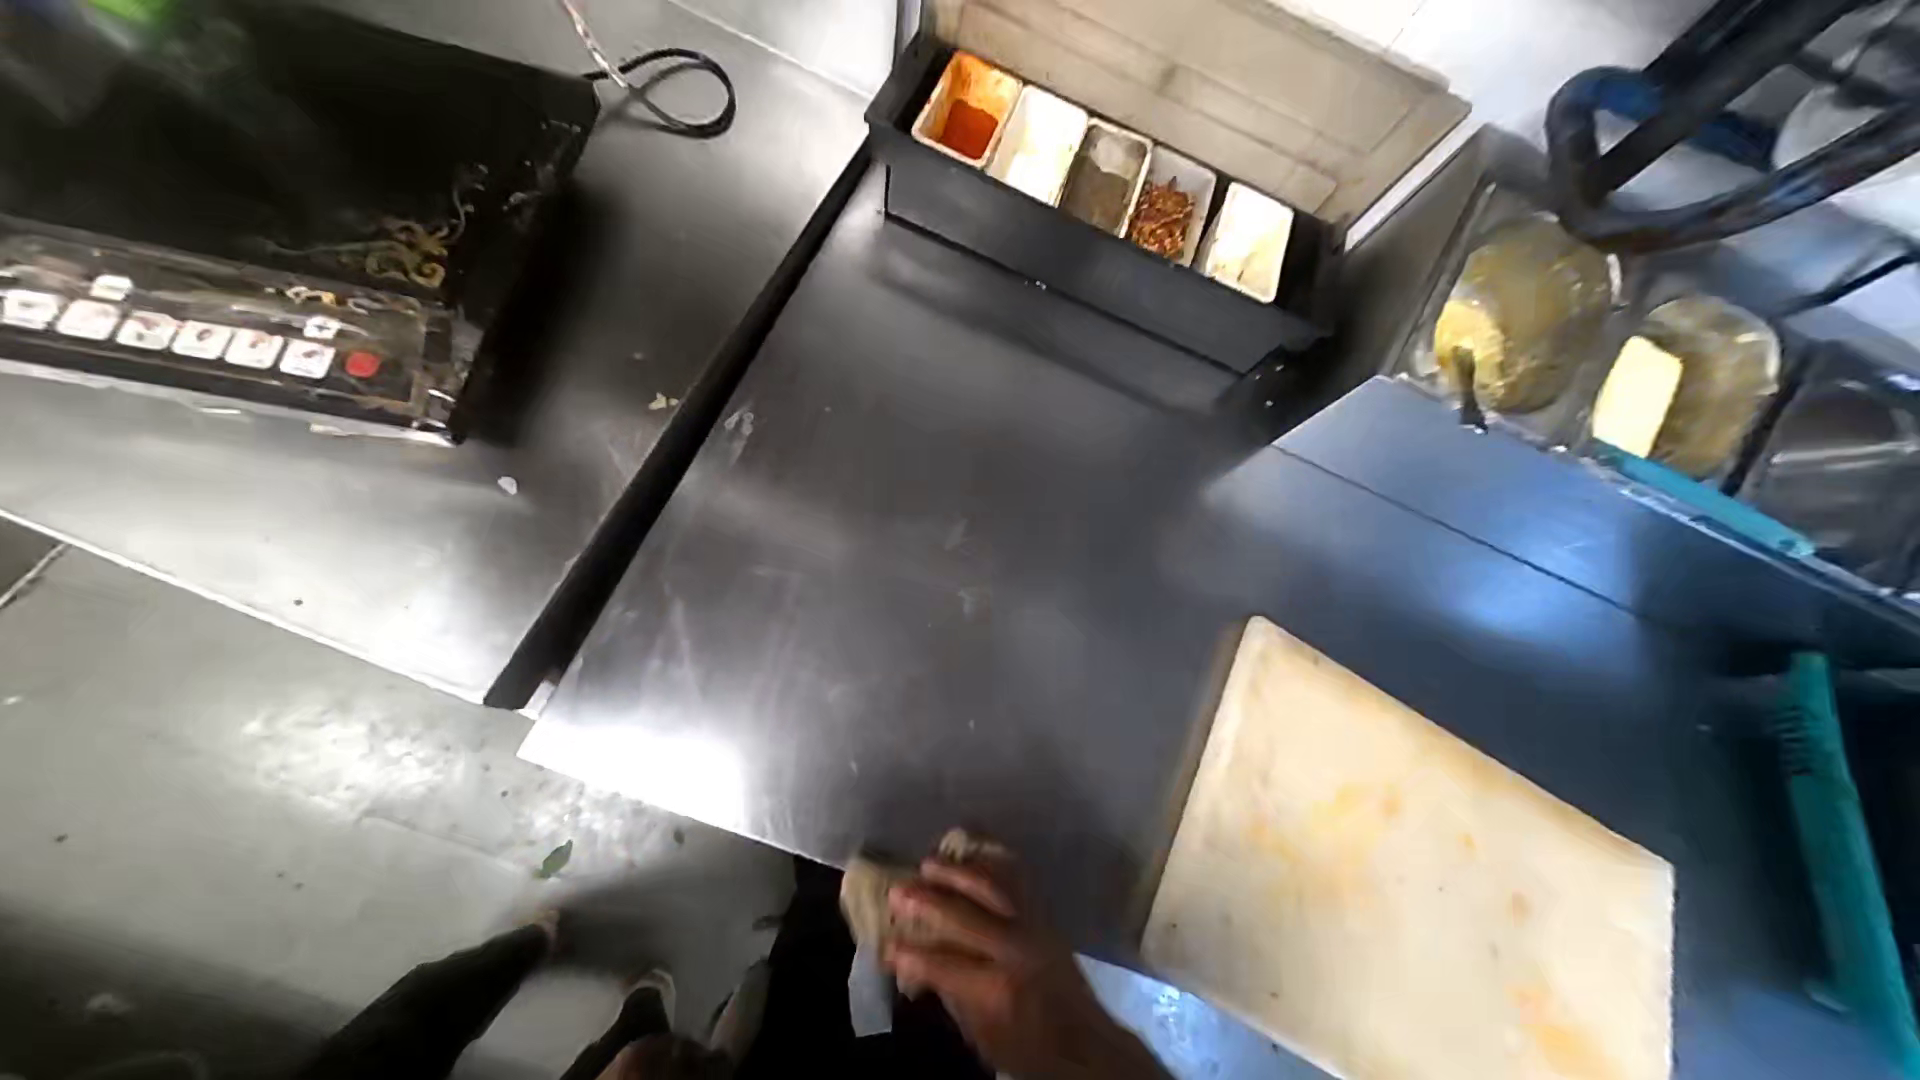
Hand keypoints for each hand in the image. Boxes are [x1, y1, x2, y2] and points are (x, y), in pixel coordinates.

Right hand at [883, 849, 1169, 1079]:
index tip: (886, 945)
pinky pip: (1016, 877)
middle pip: (963, 915)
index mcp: (995, 989)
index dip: (909, 954)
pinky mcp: (1044, 913)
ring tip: (928, 862)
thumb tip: (916, 964)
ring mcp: (1032, 925)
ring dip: (955, 871)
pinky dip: (990, 862)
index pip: (941, 964)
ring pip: (990, 885)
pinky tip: (971, 852)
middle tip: (897, 889)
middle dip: (926, 900)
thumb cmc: (1027, 1046)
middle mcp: (1014, 950)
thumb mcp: (981, 1036)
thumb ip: (949, 994)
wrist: (1085, 1040)